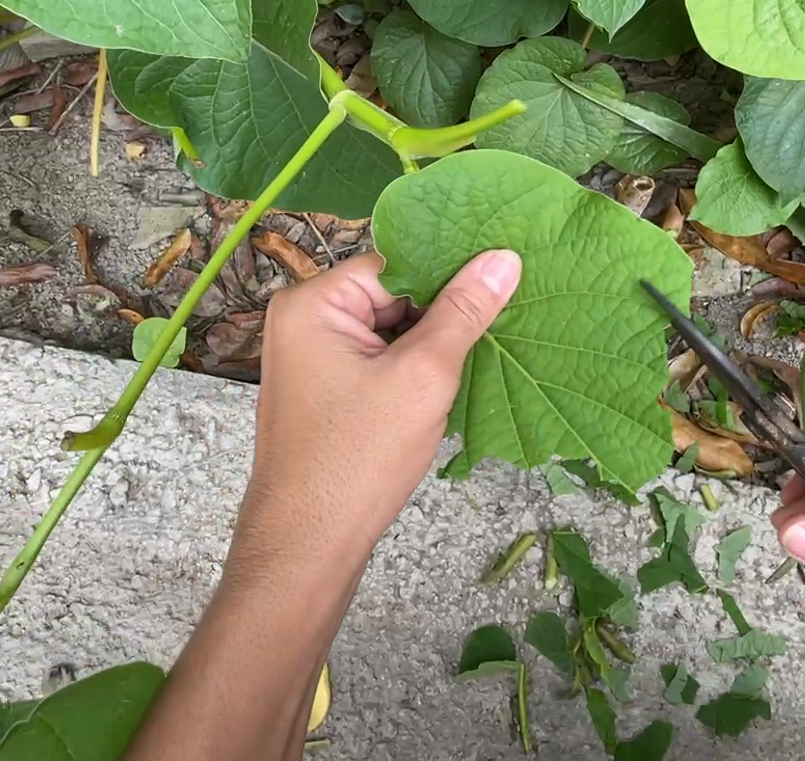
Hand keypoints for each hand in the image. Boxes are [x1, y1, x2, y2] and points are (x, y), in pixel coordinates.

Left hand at [232, 249, 520, 568]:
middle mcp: (301, 318)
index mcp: (311, 301)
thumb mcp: (424, 375)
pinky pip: (373, 358)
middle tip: (489, 332)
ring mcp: (308, 355)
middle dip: (436, 317)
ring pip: (386, 330)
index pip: (394, 265)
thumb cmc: (358, 458)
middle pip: (389, 296)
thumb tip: (503, 257)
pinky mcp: (321, 387)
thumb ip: (464, 310)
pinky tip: (436, 389)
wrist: (307, 546)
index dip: (445, 277)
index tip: (495, 286)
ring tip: (466, 363)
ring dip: (425, 347)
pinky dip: (406, 369)